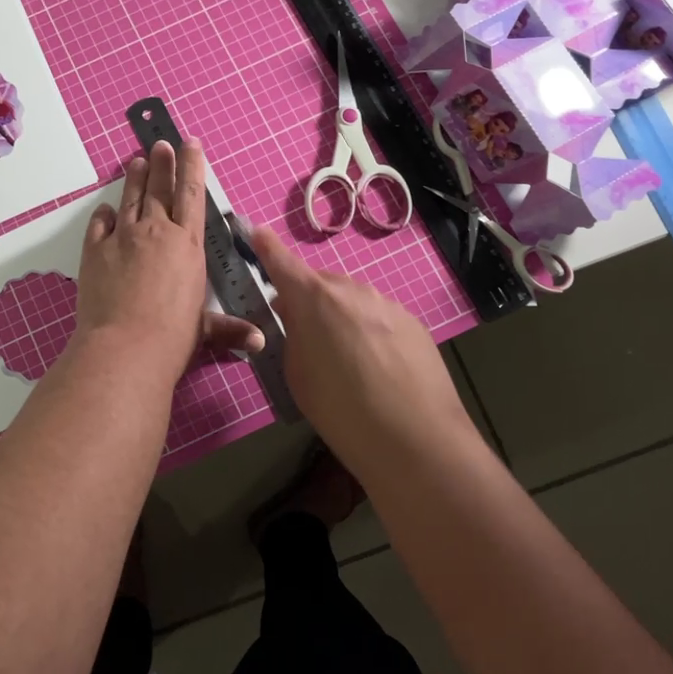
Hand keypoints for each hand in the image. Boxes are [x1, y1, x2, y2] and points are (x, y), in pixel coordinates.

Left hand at [75, 140, 261, 379]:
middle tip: (160, 144)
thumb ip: (228, 329)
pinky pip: (100, 223)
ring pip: (131, 198)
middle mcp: (156, 231)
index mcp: (187, 244)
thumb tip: (260, 340)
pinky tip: (106, 209)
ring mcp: (123, 237)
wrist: (124, 347)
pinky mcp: (95, 249)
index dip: (192, 166)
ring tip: (137, 162)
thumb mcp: (204, 330)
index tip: (190, 143)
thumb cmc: (172, 338)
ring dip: (135, 178)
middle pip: (160, 188)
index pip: (192, 194)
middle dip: (162, 163)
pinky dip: (104, 213)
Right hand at [244, 226, 477, 467]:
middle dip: (308, 300)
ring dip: (341, 316)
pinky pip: (379, 318)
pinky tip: (378, 369)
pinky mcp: (413, 324)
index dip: (267, 247)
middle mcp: (351, 290)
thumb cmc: (341, 411)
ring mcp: (387, 305)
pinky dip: (370, 332)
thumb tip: (300, 322)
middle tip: (304, 334)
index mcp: (313, 299)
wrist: (416, 440)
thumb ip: (293, 337)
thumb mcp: (297, 374)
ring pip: (352, 300)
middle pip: (320, 284)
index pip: (282, 262)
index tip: (257, 232)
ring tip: (346, 359)